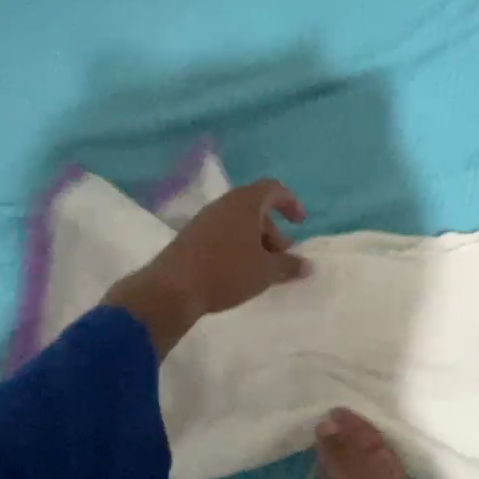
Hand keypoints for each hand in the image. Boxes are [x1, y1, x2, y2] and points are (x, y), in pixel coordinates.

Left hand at [103, 179, 307, 356]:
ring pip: (238, 222)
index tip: (300, 223)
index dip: (290, 202)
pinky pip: (223, 233)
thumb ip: (289, 266)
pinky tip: (240, 271)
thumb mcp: (266, 271)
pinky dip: (238, 246)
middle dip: (273, 230)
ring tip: (262, 268)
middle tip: (282, 256)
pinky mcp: (191, 236)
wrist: (172, 288)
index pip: (272, 189)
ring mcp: (204, 220)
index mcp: (244, 203)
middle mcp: (224, 205)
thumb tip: (307, 265)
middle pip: (256, 208)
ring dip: (256, 240)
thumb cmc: (227, 271)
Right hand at [313, 407, 420, 478]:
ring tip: (311, 444)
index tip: (333, 409)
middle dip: (343, 441)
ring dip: (332, 464)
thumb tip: (326, 422)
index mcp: (391, 476)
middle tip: (317, 420)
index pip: (374, 442)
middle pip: (359, 459)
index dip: (356, 425)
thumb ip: (343, 454)